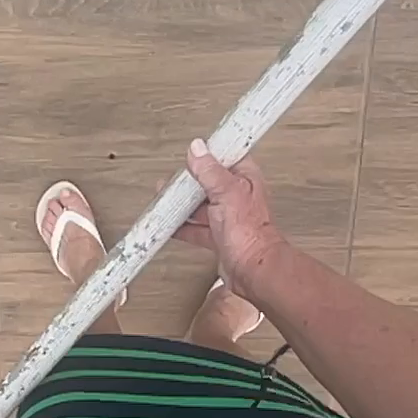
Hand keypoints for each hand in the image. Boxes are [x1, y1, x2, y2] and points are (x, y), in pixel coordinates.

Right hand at [174, 138, 293, 298]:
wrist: (252, 269)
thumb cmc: (250, 233)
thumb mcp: (227, 192)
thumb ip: (210, 171)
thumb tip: (197, 148)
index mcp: (246, 179)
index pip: (226, 157)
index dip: (209, 154)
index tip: (191, 153)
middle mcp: (238, 197)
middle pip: (209, 182)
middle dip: (189, 182)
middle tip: (172, 181)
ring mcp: (227, 217)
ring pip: (200, 206)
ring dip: (183, 205)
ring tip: (165, 201)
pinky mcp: (219, 236)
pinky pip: (196, 228)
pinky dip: (182, 227)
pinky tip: (171, 226)